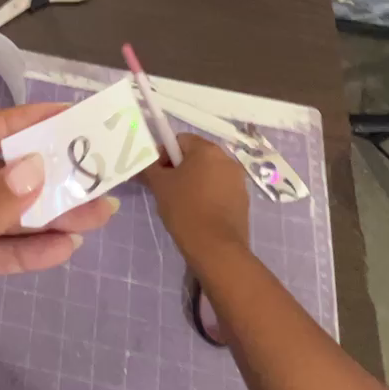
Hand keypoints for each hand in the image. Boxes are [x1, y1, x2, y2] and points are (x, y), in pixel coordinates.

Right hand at [140, 133, 252, 261]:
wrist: (216, 249)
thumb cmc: (185, 209)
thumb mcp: (159, 185)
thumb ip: (150, 166)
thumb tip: (144, 162)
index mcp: (207, 150)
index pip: (180, 140)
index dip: (165, 154)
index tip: (158, 173)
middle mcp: (227, 160)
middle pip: (196, 156)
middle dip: (180, 168)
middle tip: (167, 187)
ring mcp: (238, 182)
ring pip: (209, 173)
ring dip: (195, 181)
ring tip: (182, 202)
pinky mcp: (243, 201)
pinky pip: (220, 189)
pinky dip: (208, 195)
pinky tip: (198, 213)